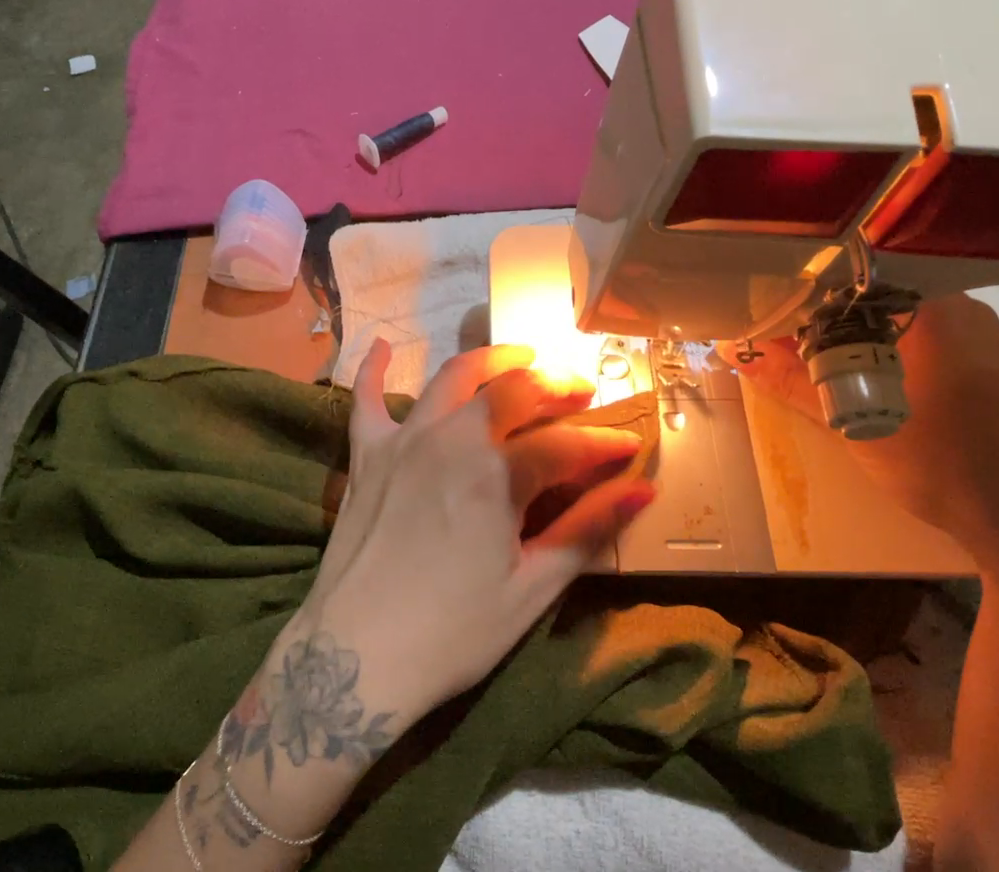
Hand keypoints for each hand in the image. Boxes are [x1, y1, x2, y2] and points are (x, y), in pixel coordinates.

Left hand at [285, 339, 653, 727]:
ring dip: (490, 361)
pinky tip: (384, 345)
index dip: (602, 444)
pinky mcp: (365, 456)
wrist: (355, 655)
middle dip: (554, 384)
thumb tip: (643, 490)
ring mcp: (402, 442)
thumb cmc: (453, 633)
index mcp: (496, 475)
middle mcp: (450, 440)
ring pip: (451, 378)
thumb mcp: (532, 590)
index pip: (564, 445)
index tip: (629, 447)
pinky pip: (365, 399)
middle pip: (511, 391)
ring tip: (519, 357)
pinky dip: (375, 369)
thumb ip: (587, 532)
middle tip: (580, 389)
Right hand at [739, 294, 998, 572]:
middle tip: (774, 348)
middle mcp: (957, 307)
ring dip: (847, 345)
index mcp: (928, 304)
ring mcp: (978, 337)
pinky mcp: (986, 368)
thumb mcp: (856, 422)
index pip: (842, 280)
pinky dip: (879, 360)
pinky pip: (917, 347)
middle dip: (817, 324)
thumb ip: (796, 381)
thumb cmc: (944, 462)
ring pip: (891, 326)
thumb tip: (738, 351)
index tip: (758, 319)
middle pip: (866, 300)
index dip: (794, 299)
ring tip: (807, 369)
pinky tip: (859, 387)